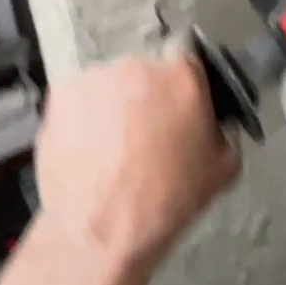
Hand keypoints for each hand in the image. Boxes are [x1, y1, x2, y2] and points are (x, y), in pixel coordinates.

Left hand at [34, 50, 242, 273]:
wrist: (101, 231)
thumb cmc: (169, 201)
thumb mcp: (222, 169)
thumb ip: (224, 129)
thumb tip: (214, 117)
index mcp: (182, 74)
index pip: (186, 53)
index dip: (181, 76)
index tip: (176, 99)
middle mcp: (137, 62)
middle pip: (144, 68)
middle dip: (145, 92)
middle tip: (143, 129)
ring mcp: (96, 75)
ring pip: (109, 82)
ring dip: (112, 102)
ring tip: (110, 142)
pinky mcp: (61, 92)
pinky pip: (78, 97)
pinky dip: (81, 115)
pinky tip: (85, 145)